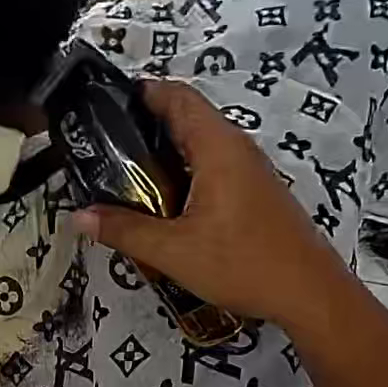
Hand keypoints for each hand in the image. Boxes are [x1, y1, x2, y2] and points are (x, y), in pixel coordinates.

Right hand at [72, 80, 351, 327]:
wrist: (308, 292)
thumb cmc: (242, 264)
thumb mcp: (174, 251)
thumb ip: (125, 230)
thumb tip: (78, 217)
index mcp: (217, 147)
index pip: (176, 95)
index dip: (140, 94)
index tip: (105, 110)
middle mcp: (237, 148)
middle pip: (188, 118)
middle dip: (146, 127)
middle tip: (107, 152)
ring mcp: (252, 171)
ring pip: (202, 146)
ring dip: (167, 154)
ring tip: (130, 180)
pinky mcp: (257, 193)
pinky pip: (215, 168)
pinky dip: (187, 174)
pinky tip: (169, 205)